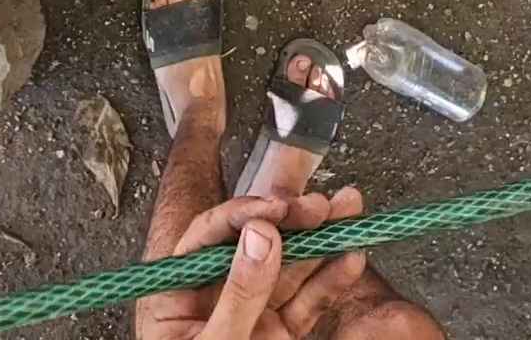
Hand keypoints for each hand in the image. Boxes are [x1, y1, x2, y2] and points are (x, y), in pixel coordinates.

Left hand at [136, 190, 367, 339]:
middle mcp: (214, 294)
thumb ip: (238, 295)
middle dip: (294, 220)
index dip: (245, 213)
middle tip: (323, 204)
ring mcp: (249, 312)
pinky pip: (306, 302)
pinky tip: (352, 257)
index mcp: (178, 292)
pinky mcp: (277, 334)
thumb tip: (261, 234)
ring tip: (350, 207)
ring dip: (322, 238)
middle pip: (256, 243)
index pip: (209, 236)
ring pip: (289, 266)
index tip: (278, 206)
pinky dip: (331, 280)